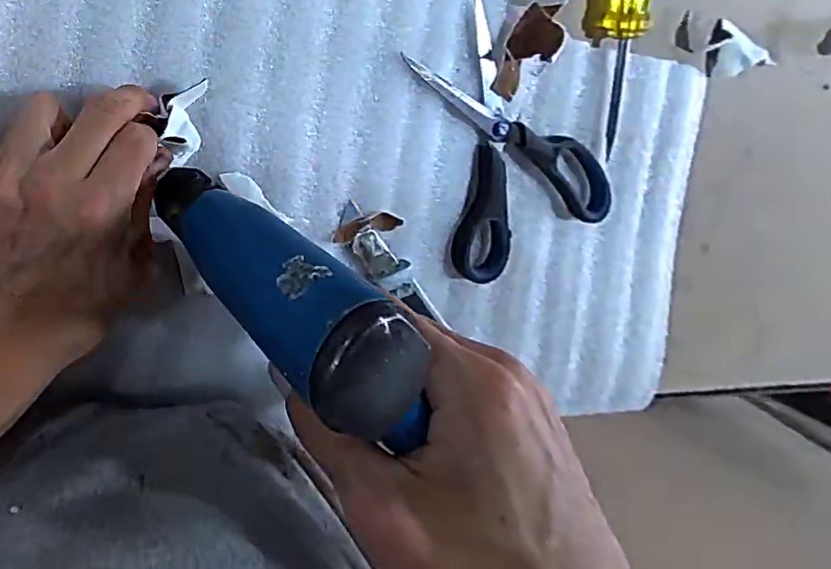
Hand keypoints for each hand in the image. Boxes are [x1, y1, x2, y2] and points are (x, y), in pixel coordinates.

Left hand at [0, 86, 164, 360]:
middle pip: (104, 108)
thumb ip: (147, 200)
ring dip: (81, 113)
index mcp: (98, 208)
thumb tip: (156, 154)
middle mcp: (57, 182)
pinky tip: (57, 151)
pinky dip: (47, 126)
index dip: (153, 136)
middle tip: (140, 113)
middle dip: (132, 102)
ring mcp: (17, 175)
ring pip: (54, 103)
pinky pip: (24, 124)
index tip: (154, 145)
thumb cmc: (84, 304)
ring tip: (88, 138)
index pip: (137, 138)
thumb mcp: (135, 262)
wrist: (11, 328)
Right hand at [286, 316, 627, 568]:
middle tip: (370, 434)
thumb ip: (328, 441)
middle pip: (417, 345)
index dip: (349, 336)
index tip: (322, 362)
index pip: (392, 321)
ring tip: (404, 457)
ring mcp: (528, 394)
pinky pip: (471, 393)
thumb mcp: (385, 511)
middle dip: (382, 380)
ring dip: (412, 401)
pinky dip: (444, 415)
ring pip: (442, 370)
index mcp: (477, 377)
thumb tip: (294, 390)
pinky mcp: (536, 420)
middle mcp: (508, 371)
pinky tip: (439, 465)